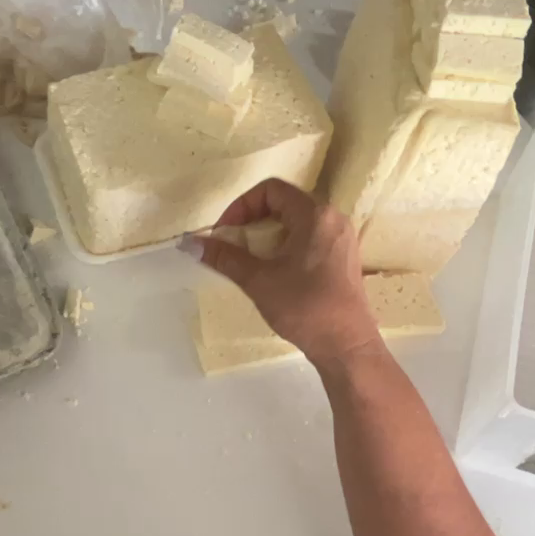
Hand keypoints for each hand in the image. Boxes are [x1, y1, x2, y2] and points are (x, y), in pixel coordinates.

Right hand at [200, 179, 381, 366]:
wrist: (345, 344)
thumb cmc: (304, 307)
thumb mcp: (258, 280)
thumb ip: (225, 258)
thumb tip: (189, 244)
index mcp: (315, 215)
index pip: (271, 190)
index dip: (241, 206)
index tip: (225, 233)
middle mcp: (332, 218)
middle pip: (284, 204)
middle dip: (252, 222)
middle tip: (233, 246)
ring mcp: (341, 239)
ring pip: (296, 224)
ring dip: (268, 236)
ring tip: (250, 261)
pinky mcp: (342, 258)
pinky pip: (309, 240)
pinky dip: (286, 247)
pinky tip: (274, 272)